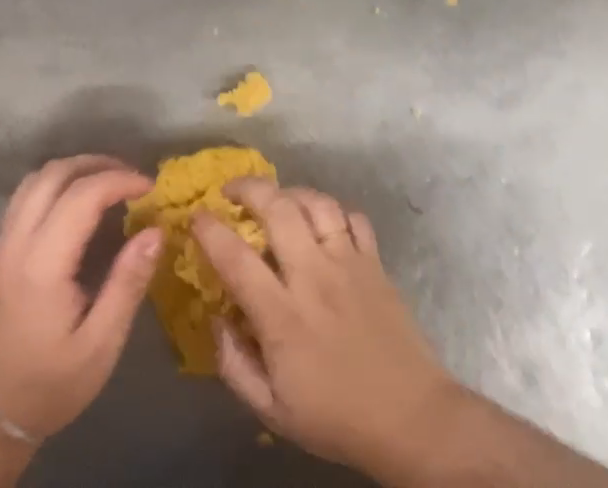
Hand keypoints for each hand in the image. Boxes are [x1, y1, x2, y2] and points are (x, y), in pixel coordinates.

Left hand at [0, 155, 163, 441]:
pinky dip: (56, 187)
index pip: (82, 195)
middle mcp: (15, 245)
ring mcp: (1, 248)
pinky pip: (25, 200)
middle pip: (51, 175)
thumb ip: (128, 282)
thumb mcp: (101, 344)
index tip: (152, 188)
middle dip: (95, 164)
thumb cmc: (51, 385)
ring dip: (73, 172)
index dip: (120, 180)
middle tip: (133, 177)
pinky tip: (81, 206)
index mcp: (42, 265)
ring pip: (33, 182)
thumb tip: (156, 230)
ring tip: (111, 184)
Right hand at [191, 178, 461, 474]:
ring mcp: (350, 265)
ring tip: (275, 199)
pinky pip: (353, 218)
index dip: (210, 230)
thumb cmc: (336, 417)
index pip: (236, 259)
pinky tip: (321, 221)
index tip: (196, 217)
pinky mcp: (376, 265)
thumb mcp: (271, 410)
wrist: (412, 418)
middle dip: (249, 188)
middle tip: (231, 191)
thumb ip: (234, 364)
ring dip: (290, 192)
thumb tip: (216, 319)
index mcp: (282, 317)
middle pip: (279, 209)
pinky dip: (332, 209)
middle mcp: (314, 278)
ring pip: (318, 203)